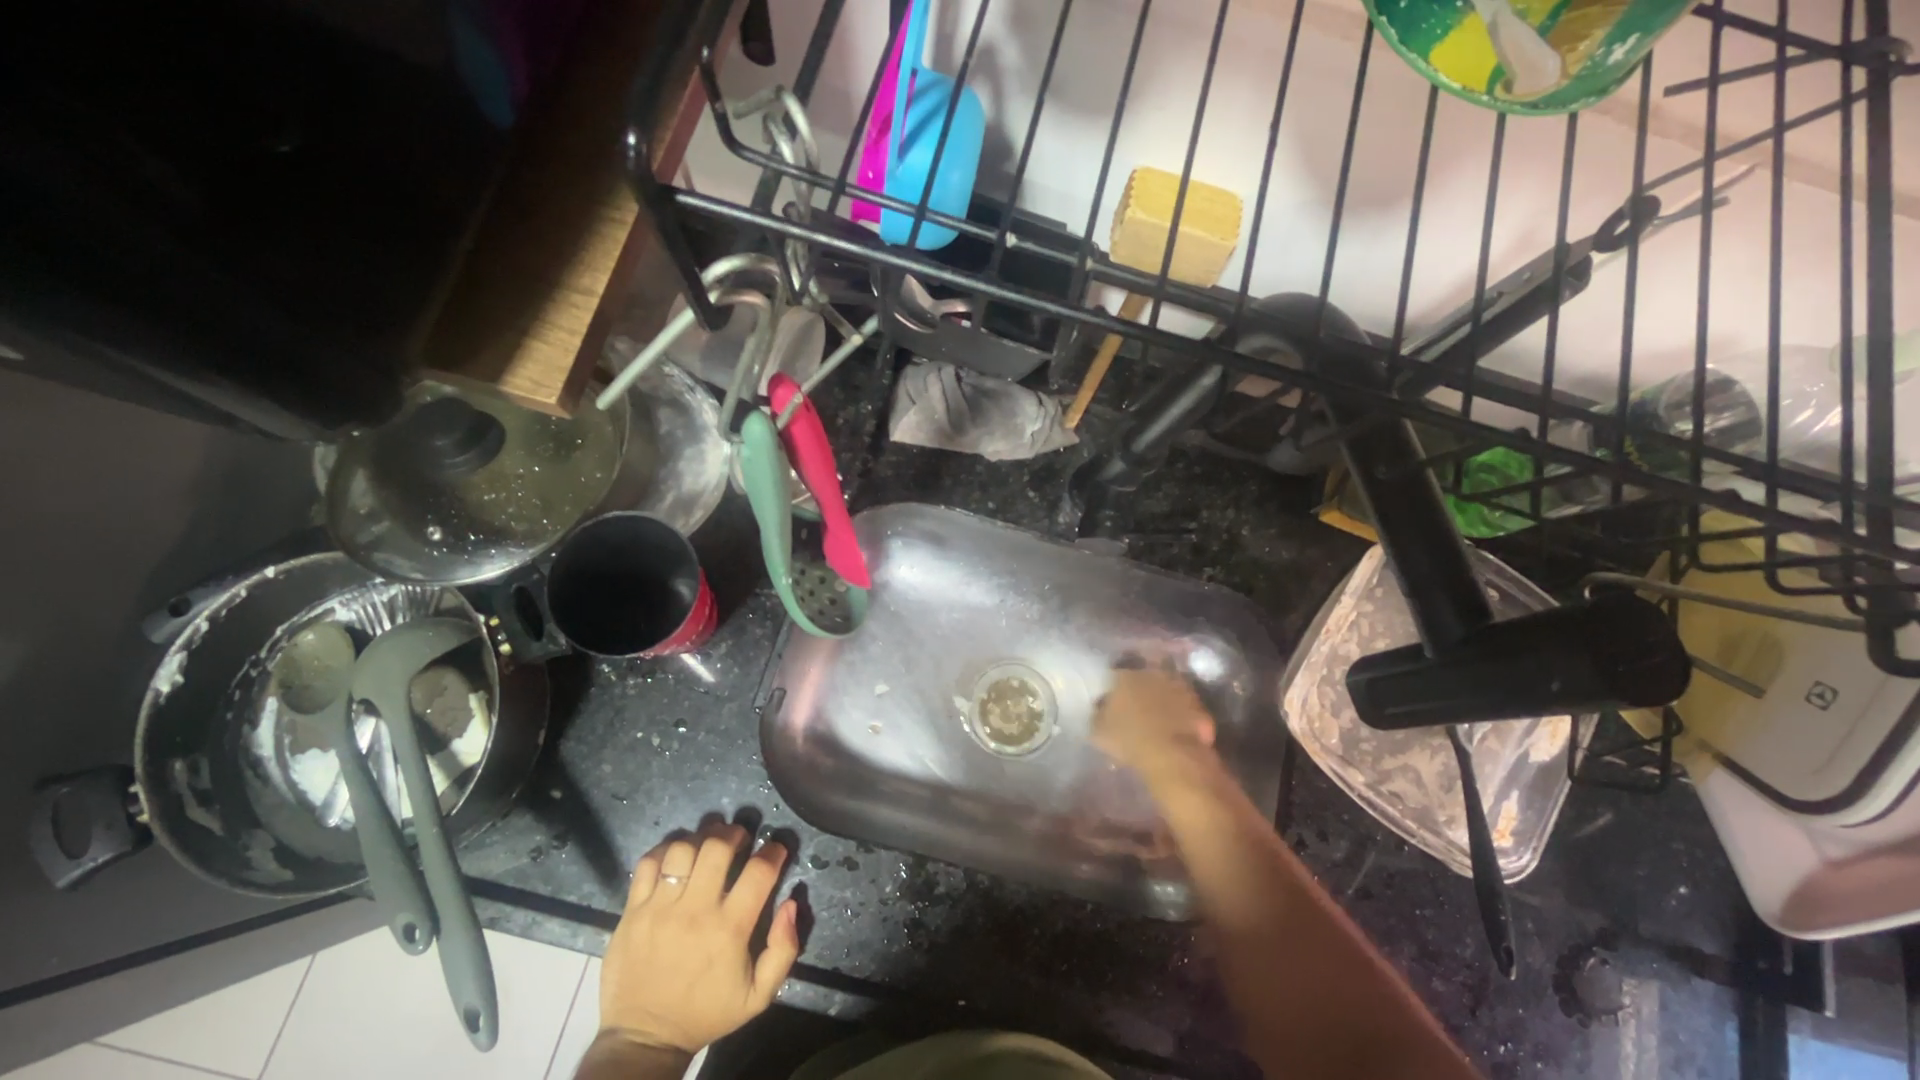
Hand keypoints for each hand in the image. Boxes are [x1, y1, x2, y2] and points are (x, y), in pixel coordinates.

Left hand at [597, 823, 799, 1055]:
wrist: (645, 1037)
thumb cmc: (707, 1013)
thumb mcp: (759, 996)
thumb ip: (784, 950)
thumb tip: (791, 904)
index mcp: (730, 929)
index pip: (759, 871)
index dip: (773, 851)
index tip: (776, 849)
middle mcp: (695, 911)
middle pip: (717, 848)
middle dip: (734, 833)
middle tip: (740, 837)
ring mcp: (659, 908)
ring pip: (682, 849)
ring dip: (700, 839)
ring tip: (707, 844)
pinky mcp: (632, 911)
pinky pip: (647, 864)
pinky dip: (664, 850)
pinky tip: (676, 855)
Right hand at [1093, 666, 1217, 788]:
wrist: (1172, 755)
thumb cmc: (1128, 740)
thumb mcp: (1098, 731)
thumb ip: (1097, 714)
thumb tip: (1099, 708)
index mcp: (1124, 675)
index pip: (1115, 674)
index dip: (1113, 688)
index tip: (1111, 700)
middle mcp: (1152, 673)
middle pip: (1144, 677)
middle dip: (1140, 689)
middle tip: (1136, 707)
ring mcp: (1179, 686)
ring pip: (1167, 689)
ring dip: (1163, 698)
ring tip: (1158, 718)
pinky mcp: (1199, 704)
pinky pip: (1185, 706)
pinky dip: (1181, 714)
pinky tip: (1176, 729)